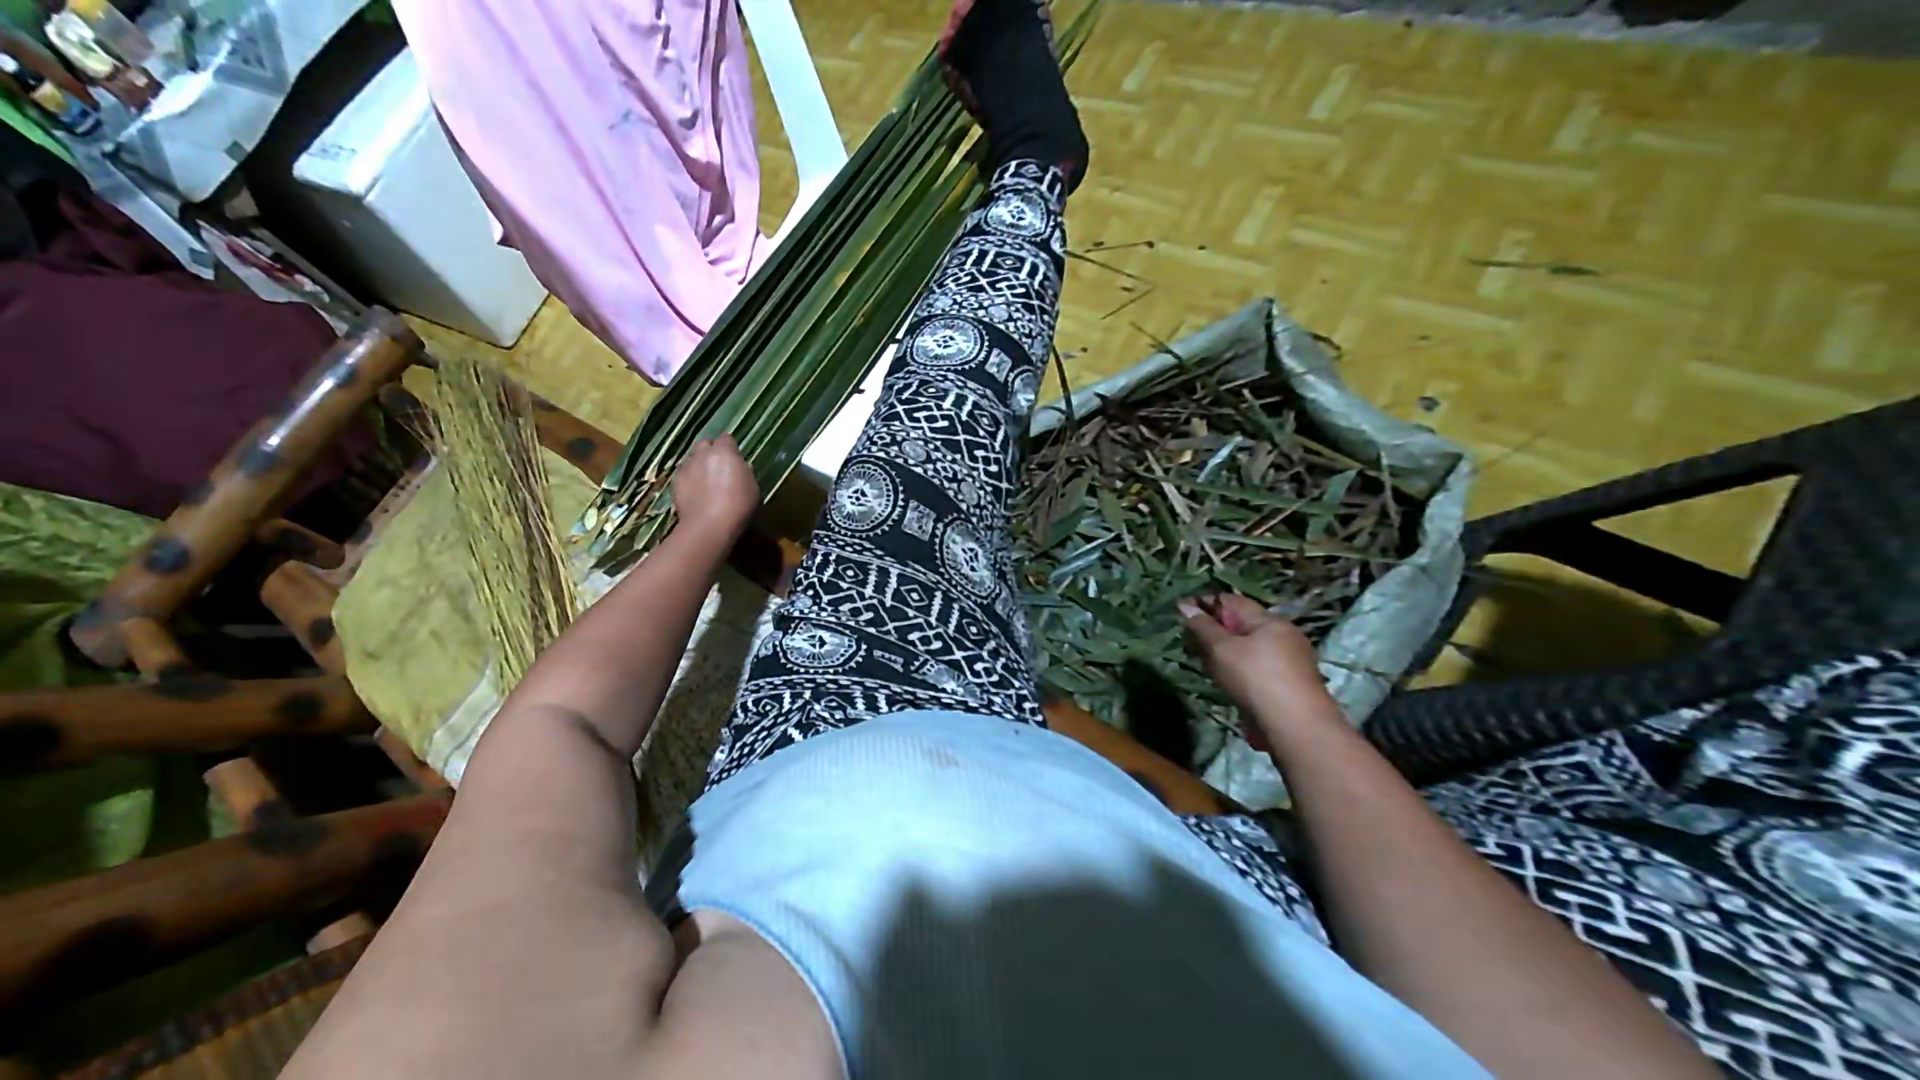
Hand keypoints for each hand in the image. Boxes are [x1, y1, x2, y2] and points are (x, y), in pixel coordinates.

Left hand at [671, 435, 758, 542]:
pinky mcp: (675, 482)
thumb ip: (743, 472)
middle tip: (718, 468)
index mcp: (725, 452)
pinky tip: (695, 493)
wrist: (709, 525)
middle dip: (710, 452)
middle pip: (705, 444)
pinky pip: (683, 474)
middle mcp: (703, 454)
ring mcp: (686, 467)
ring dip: (699, 466)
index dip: (730, 448)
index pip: (726, 439)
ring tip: (705, 482)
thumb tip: (738, 468)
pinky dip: (689, 479)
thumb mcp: (752, 487)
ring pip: (692, 459)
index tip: (734, 458)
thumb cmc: (738, 506)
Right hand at [1179, 594, 1335, 740]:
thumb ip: (1202, 626)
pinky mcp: (1286, 685)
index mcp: (1269, 621)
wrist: (1294, 727)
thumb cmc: (1255, 678)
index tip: (1182, 612)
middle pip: (1241, 625)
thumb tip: (1185, 605)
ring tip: (1203, 663)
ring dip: (1224, 652)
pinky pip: (1255, 668)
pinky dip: (1236, 669)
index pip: (1232, 601)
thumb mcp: (1222, 649)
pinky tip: (1224, 681)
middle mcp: (1282, 636)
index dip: (1206, 603)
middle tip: (1188, 641)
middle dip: (1214, 630)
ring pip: (1247, 648)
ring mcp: (1287, 661)